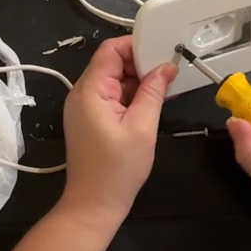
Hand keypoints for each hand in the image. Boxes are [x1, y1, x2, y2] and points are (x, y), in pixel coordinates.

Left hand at [59, 37, 176, 222]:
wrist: (94, 204)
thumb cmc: (118, 169)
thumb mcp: (142, 128)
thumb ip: (153, 92)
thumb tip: (167, 66)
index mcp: (90, 91)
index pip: (110, 50)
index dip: (136, 46)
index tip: (162, 51)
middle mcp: (81, 93)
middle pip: (110, 63)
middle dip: (140, 63)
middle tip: (169, 71)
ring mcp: (83, 107)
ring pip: (112, 79)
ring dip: (137, 80)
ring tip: (164, 87)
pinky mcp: (89, 119)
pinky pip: (110, 95)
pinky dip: (130, 95)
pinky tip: (150, 101)